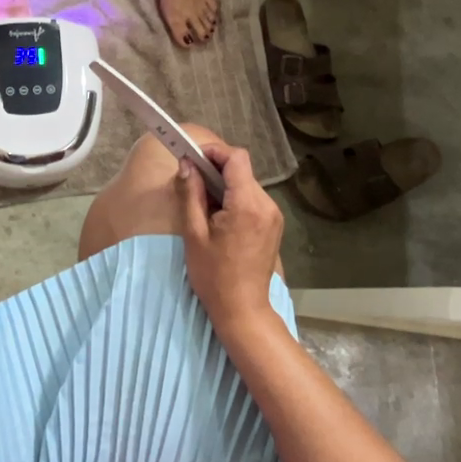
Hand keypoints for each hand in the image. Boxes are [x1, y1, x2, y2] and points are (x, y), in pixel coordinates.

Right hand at [178, 140, 282, 334]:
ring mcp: (273, 215)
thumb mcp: (194, 233)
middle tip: (192, 181)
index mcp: (247, 205)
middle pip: (242, 170)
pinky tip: (219, 217)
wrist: (242, 310)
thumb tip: (186, 164)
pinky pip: (252, 199)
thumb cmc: (213, 275)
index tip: (192, 157)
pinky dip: (235, 198)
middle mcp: (266, 205)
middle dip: (216, 169)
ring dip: (225, 185)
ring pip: (246, 184)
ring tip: (203, 204)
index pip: (236, 158)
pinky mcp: (274, 225)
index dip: (213, 152)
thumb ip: (191, 194)